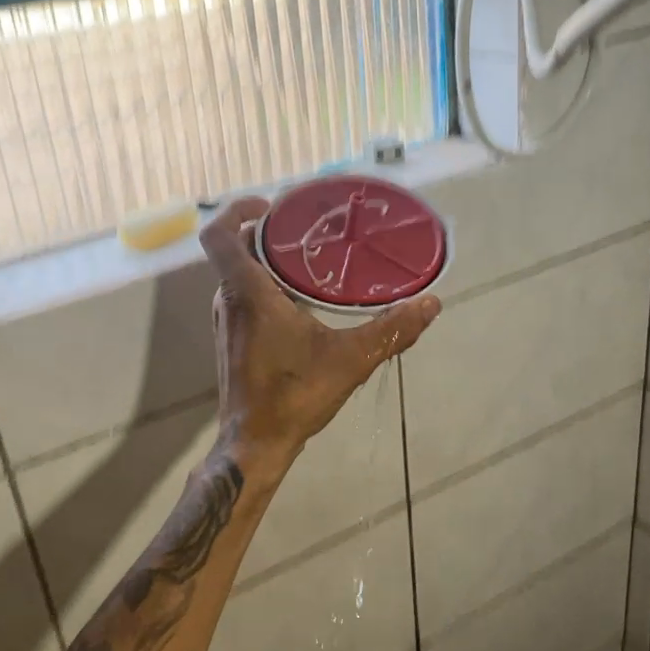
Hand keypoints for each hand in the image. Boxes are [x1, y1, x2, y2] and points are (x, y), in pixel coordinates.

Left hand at [198, 197, 442, 471]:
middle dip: (269, 232)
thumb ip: (391, 330)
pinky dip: (268, 284)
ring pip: (241, 273)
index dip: (237, 209)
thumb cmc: (293, 396)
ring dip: (269, 260)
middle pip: (236, 249)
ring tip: (312, 258)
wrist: (256, 444)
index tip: (271, 205)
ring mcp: (228, 321)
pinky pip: (245, 295)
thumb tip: (431, 304)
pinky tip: (304, 298)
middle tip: (310, 228)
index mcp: (247, 293)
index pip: (218, 234)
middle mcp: (229, 300)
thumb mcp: (350, 360)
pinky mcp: (233, 339)